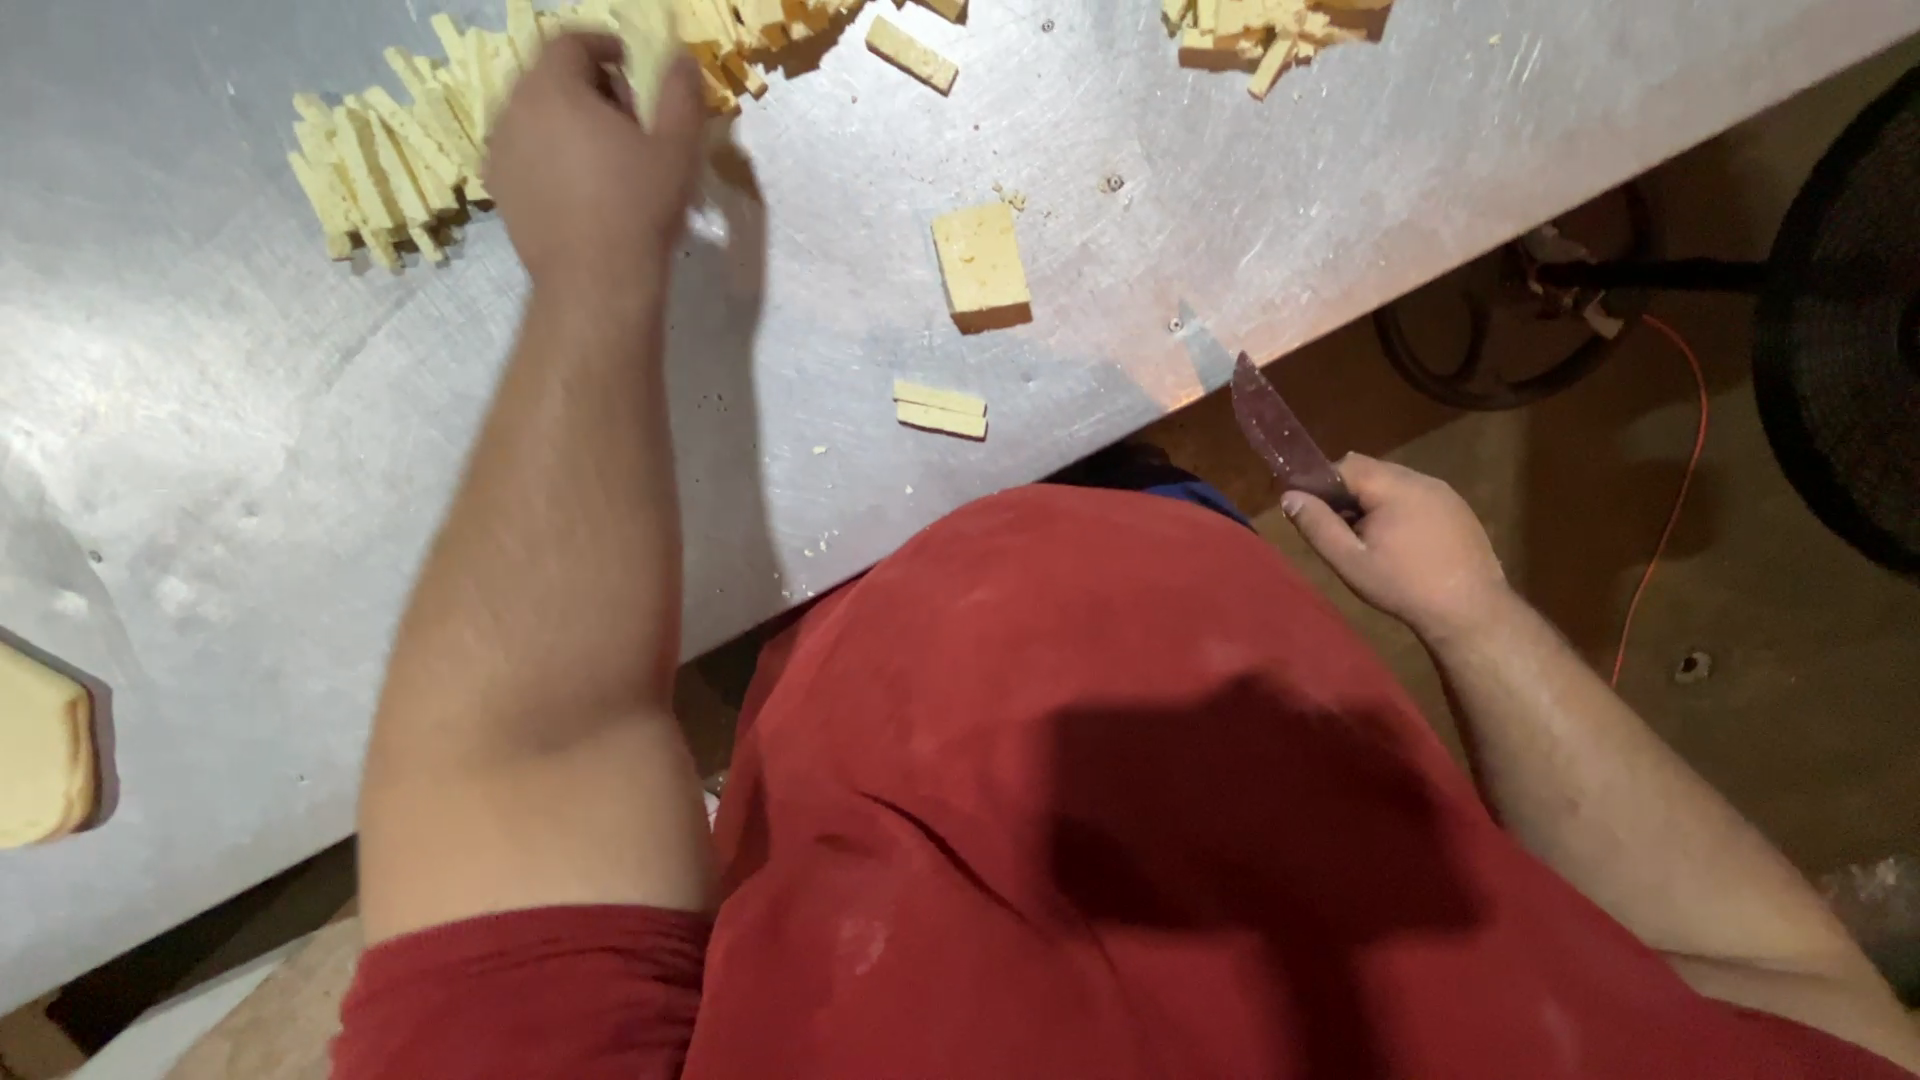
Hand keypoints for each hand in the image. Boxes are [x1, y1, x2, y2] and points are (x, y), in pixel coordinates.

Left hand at [485, 33, 704, 305]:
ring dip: (568, 125)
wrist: (597, 282)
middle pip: (550, 78)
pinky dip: (551, 158)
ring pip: (535, 118)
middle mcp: (515, 109)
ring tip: (607, 162)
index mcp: (555, 88)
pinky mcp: (500, 190)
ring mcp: (501, 151)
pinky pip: (526, 155)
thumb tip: (680, 59)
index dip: (604, 47)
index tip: (633, 68)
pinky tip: (582, 191)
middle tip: (628, 123)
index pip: (571, 42)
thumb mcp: (677, 150)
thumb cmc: (640, 210)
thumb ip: (680, 94)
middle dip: (588, 88)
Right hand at [1282, 454, 1512, 642]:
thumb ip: (1317, 525)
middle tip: (1340, 531)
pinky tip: (1399, 543)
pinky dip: (1398, 509)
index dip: (1323, 484)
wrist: (1471, 611)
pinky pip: (1416, 496)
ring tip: (1369, 540)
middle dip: (1348, 494)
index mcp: (1394, 487)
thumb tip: (1289, 496)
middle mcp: (1422, 479)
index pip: (1346, 464)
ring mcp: (1445, 493)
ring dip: (1373, 502)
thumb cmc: (1402, 586)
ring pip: (1393, 483)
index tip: (1314, 513)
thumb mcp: (1349, 560)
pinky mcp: (1458, 509)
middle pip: (1370, 471)